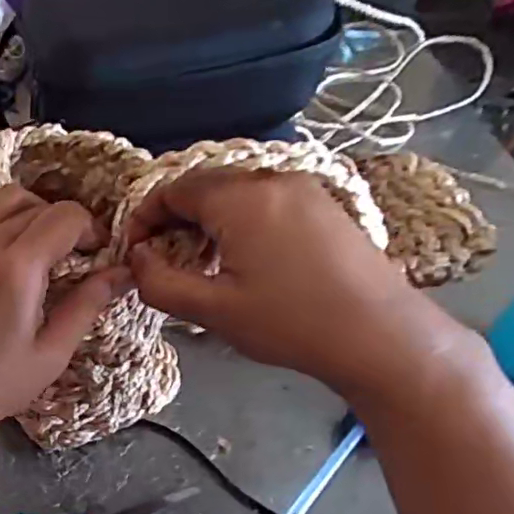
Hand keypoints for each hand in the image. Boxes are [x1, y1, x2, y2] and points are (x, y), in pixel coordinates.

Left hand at [0, 188, 129, 476]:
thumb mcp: (53, 352)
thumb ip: (88, 305)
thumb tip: (124, 273)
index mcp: (19, 268)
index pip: (65, 216)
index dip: (90, 228)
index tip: (98, 255)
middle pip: (35, 207)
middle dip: (65, 223)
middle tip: (77, 258)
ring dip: (28, 211)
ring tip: (42, 241)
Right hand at [125, 170, 480, 405]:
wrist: (379, 334)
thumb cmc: (290, 323)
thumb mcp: (212, 310)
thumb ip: (159, 282)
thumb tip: (136, 259)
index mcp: (240, 198)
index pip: (172, 189)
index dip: (143, 217)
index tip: (133, 252)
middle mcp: (271, 179)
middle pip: (203, 185)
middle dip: (173, 219)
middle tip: (163, 260)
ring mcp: (302, 188)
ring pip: (234, 192)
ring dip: (206, 221)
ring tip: (200, 264)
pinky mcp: (323, 204)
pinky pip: (264, 200)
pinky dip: (238, 221)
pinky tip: (242, 259)